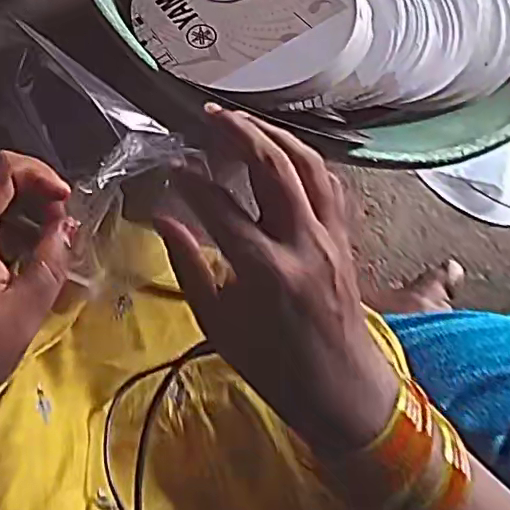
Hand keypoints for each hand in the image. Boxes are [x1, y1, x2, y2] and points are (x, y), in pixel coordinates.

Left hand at [0, 152, 78, 423]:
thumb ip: (50, 262)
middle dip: (41, 196)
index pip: (5, 168)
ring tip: (58, 247)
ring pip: (2, 201)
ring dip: (34, 215)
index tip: (66, 200)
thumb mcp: (23, 311)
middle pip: (5, 180)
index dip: (41, 174)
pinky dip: (20, 231)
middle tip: (67, 228)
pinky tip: (37, 259)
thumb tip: (68, 224)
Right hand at [154, 106, 400, 454]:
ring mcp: (330, 237)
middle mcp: (303, 244)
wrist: (348, 394)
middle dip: (239, 132)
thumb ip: (187, 265)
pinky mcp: (344, 237)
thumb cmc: (275, 365)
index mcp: (266, 270)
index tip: (172, 166)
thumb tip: (162, 217)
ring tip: (242, 119)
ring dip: (273, 134)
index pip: (220, 207)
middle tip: (210, 114)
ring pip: (307, 165)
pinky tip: (280, 148)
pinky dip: (302, 157)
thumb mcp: (218, 323)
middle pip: (273, 168)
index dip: (191, 181)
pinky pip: (327, 182)